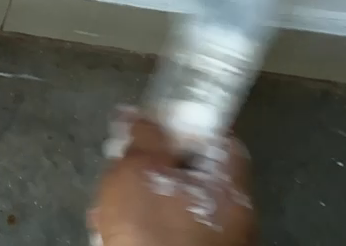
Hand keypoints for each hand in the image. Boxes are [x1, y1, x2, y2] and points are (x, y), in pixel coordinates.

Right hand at [89, 109, 253, 245]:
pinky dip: (145, 219)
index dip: (188, 123)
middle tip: (125, 160)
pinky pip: (170, 226)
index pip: (221, 140)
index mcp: (229, 188)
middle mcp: (233, 216)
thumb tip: (143, 112)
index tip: (157, 120)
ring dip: (142, 191)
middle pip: (194, 170)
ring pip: (176, 199)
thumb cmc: (150, 226)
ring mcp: (217, 241)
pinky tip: (116, 221)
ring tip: (112, 196)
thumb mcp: (138, 167)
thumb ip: (144, 134)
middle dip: (154, 162)